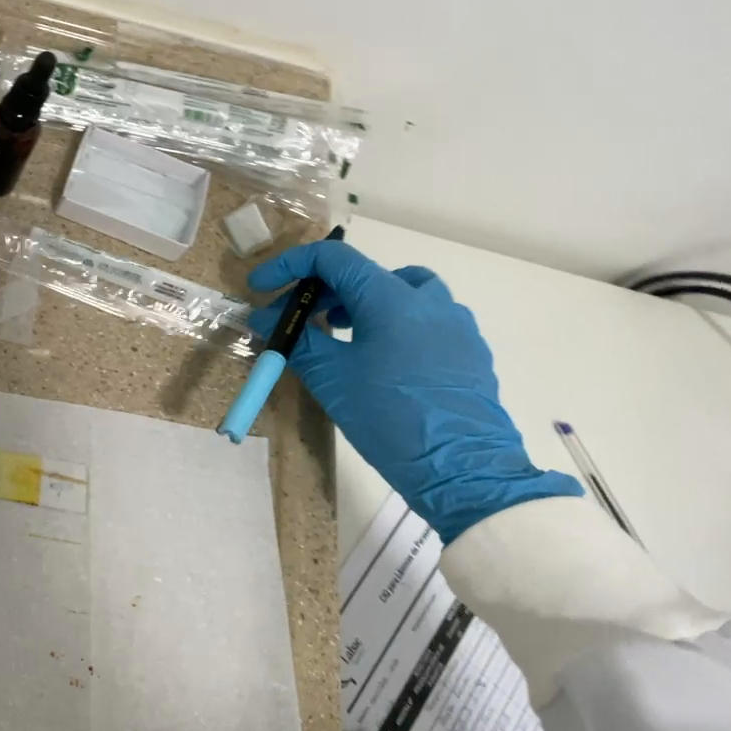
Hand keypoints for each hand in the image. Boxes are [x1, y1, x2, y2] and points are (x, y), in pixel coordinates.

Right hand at [248, 240, 580, 541]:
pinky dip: (390, 324)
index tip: (262, 288)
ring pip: (401, 292)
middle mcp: (428, 302)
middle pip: (365, 273)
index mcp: (392, 299)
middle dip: (321, 290)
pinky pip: (423, 321)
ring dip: (361, 303)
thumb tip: (265, 319)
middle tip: (296, 318)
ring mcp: (455, 326)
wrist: (464, 472)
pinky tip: (376, 360)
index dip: (290, 265)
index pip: (333, 258)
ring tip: (337, 335)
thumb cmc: (389, 417)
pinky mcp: (468, 353)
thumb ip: (295, 340)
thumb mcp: (329, 378)